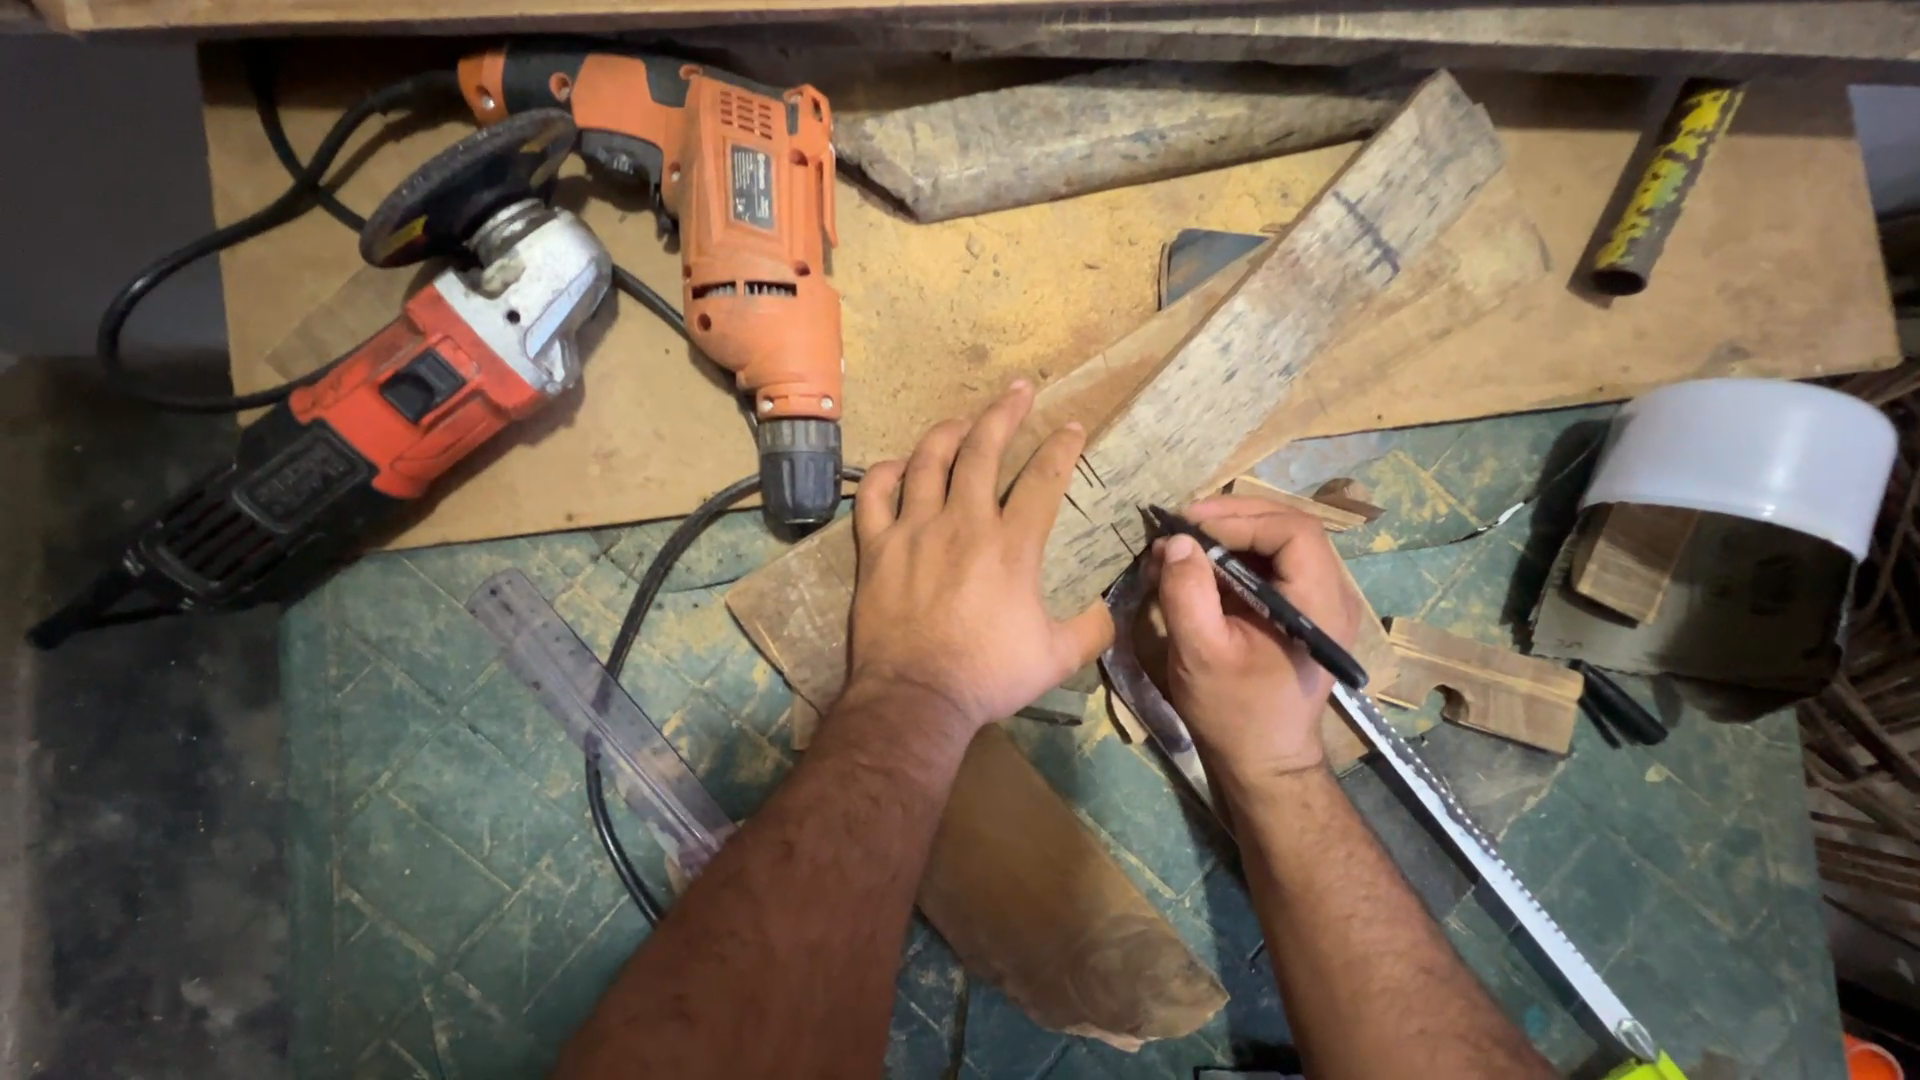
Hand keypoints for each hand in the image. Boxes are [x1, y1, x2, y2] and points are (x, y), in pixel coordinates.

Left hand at [845, 382, 1113, 734]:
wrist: (917, 698)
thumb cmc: (988, 676)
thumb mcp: (1056, 658)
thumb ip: (1091, 629)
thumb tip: (1112, 613)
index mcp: (1011, 546)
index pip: (1043, 479)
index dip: (1062, 447)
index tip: (1072, 427)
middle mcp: (964, 523)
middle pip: (983, 450)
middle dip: (1005, 413)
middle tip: (1019, 390)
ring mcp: (915, 530)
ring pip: (928, 461)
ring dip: (948, 432)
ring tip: (963, 419)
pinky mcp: (877, 547)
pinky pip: (874, 495)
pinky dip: (884, 473)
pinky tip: (897, 466)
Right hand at [1154, 496, 1360, 783]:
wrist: (1263, 761)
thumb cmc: (1234, 712)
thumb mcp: (1200, 653)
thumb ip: (1187, 592)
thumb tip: (1175, 540)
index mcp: (1318, 606)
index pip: (1294, 531)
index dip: (1241, 519)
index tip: (1190, 527)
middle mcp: (1332, 595)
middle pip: (1291, 527)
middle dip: (1234, 517)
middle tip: (1183, 521)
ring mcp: (1319, 601)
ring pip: (1281, 540)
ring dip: (1233, 531)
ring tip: (1187, 538)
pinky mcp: (1300, 609)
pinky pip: (1273, 563)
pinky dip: (1236, 553)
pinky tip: (1203, 561)